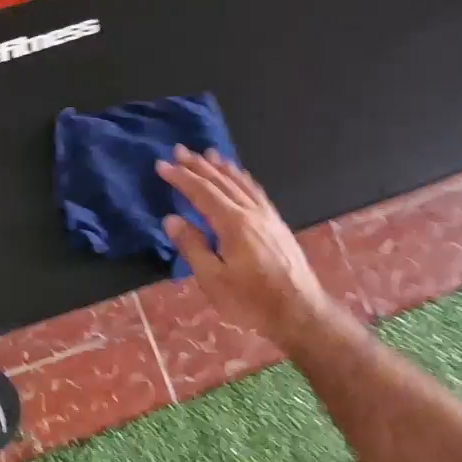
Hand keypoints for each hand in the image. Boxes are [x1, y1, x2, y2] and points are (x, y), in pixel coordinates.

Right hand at [156, 146, 333, 347]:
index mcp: (233, 224)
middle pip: (222, 182)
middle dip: (199, 166)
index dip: (181, 178)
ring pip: (242, 184)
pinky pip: (257, 193)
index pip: (202, 193)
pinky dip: (244, 180)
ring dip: (223, 168)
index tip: (162, 165)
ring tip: (210, 154)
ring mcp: (268, 217)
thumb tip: (173, 219)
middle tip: (180, 150)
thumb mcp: (213, 280)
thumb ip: (193, 247)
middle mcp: (252, 213)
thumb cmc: (251, 301)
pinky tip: (242, 178)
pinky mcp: (278, 226)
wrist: (299, 311)